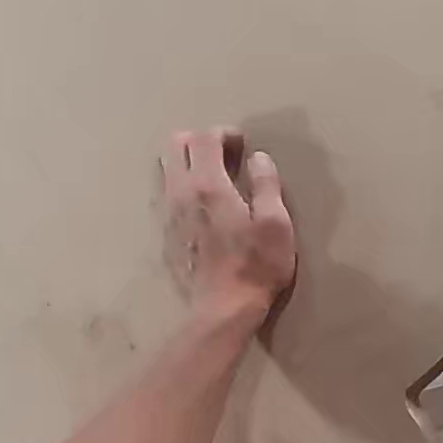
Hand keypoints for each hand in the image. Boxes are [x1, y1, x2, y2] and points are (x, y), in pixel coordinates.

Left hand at [162, 128, 296, 326]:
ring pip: (167, 169)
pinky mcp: (167, 235)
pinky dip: (184, 188)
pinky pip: (168, 196)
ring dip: (189, 163)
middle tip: (227, 155)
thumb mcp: (276, 224)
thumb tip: (259, 159)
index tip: (243, 143)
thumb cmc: (256, 267)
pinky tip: (206, 207)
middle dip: (200, 141)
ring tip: (216, 178)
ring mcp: (168, 215)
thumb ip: (267, 186)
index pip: (204, 139)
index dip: (224, 133)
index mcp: (209, 186)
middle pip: (175, 145)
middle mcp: (181, 193)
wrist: (224, 309)